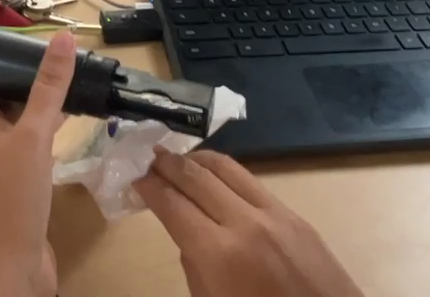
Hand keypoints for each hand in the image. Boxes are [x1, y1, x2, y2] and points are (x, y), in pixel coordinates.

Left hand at [0, 30, 76, 296]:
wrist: (12, 272)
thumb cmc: (13, 198)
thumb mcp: (34, 134)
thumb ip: (49, 87)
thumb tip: (63, 36)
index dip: (5, 67)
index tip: (34, 49)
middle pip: (7, 106)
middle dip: (32, 88)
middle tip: (63, 69)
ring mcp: (4, 174)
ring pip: (24, 132)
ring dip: (44, 113)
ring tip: (74, 94)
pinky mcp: (23, 195)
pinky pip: (36, 156)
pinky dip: (52, 141)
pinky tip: (71, 137)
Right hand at [135, 148, 362, 296]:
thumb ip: (195, 270)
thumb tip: (188, 234)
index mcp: (221, 256)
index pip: (174, 205)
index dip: (151, 188)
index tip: (135, 179)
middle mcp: (245, 223)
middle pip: (196, 176)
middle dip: (168, 164)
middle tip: (148, 159)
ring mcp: (274, 214)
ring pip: (226, 167)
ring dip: (196, 159)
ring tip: (177, 159)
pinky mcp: (295, 215)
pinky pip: (251, 181)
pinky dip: (225, 173)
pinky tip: (214, 178)